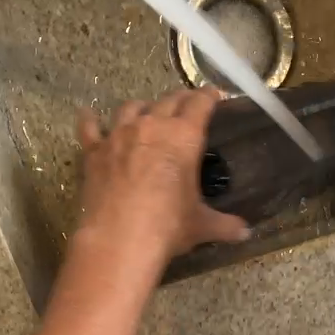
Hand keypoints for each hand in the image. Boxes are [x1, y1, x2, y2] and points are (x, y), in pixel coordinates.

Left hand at [73, 90, 249, 265]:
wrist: (121, 239)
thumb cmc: (168, 227)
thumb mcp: (201, 226)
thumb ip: (224, 225)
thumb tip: (245, 233)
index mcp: (184, 137)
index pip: (200, 104)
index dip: (208, 97)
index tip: (213, 96)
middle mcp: (151, 126)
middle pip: (167, 101)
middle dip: (179, 100)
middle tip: (185, 106)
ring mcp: (119, 135)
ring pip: (131, 108)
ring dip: (142, 107)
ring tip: (146, 113)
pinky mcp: (94, 152)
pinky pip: (90, 127)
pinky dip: (91, 120)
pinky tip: (89, 116)